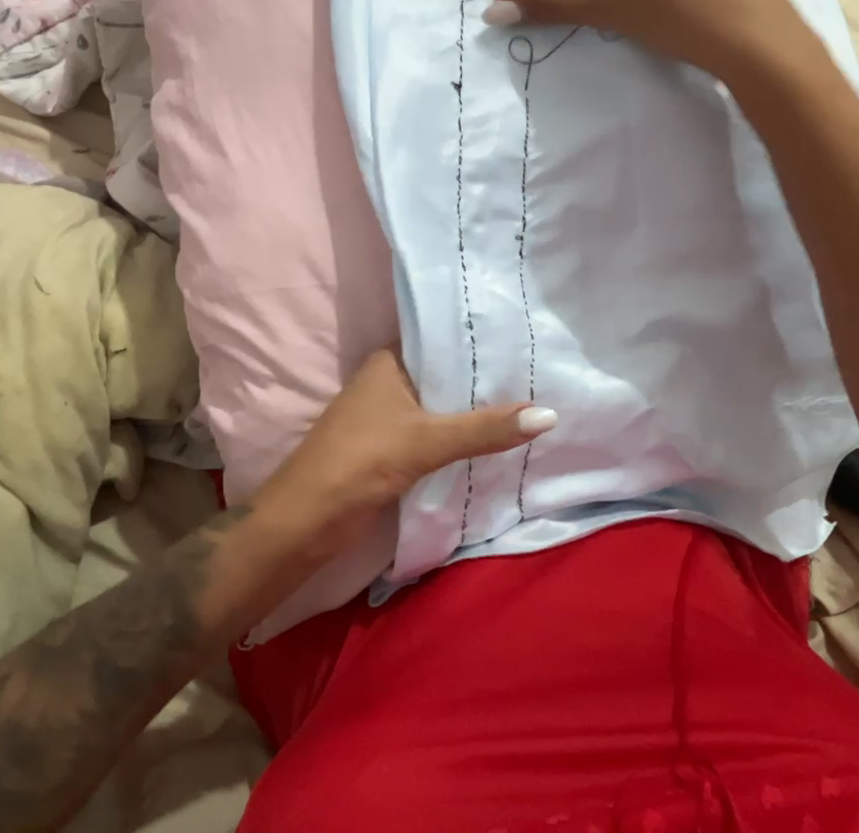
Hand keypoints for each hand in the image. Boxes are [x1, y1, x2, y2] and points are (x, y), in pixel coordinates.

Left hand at [251, 348, 555, 557]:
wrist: (309, 518)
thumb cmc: (362, 460)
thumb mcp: (429, 440)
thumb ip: (487, 429)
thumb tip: (550, 415)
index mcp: (390, 361)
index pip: (444, 340)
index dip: (482, 342)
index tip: (529, 339)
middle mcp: (389, 381)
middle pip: (447, 376)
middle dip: (487, 381)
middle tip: (544, 374)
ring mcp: (389, 415)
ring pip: (443, 407)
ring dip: (477, 411)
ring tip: (533, 402)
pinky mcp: (392, 447)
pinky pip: (437, 433)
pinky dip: (462, 436)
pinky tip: (499, 438)